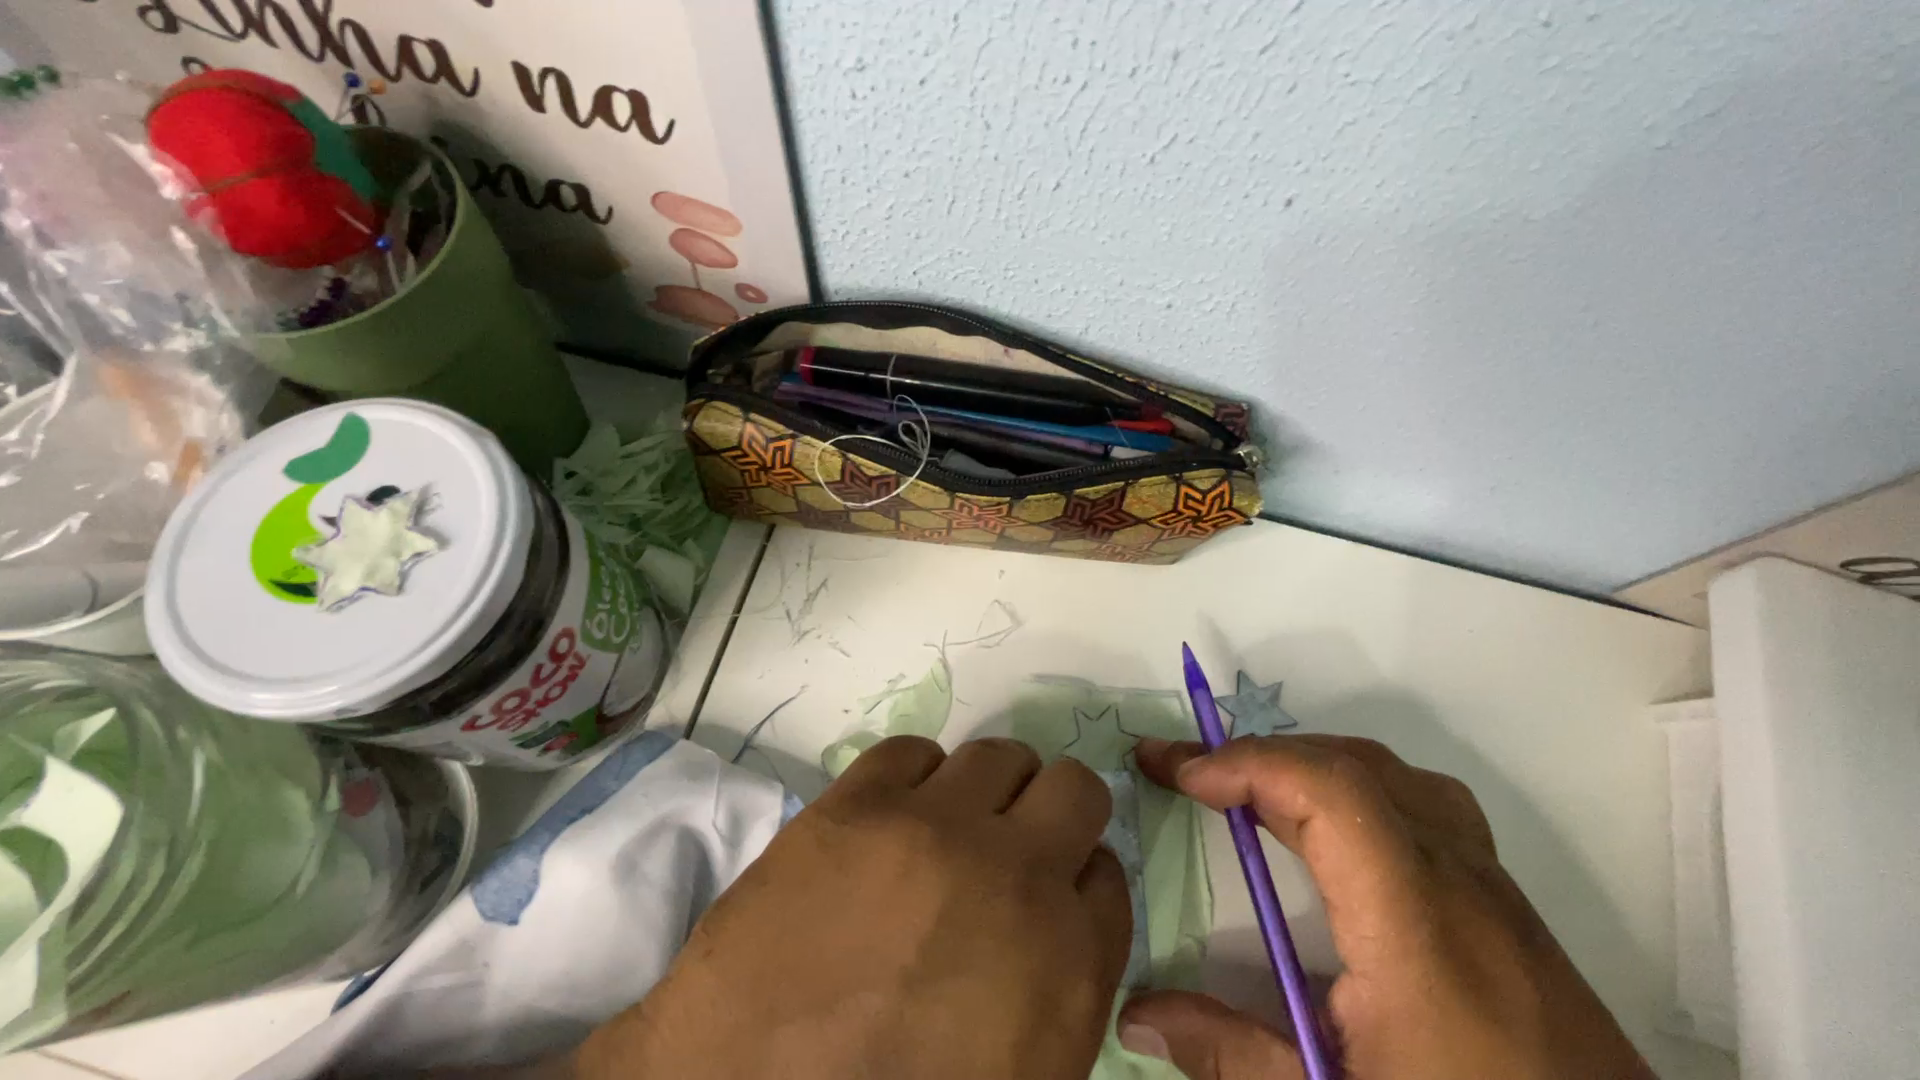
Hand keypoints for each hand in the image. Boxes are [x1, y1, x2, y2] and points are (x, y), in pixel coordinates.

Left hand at [574, 735, 1131, 1079]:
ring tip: (949, 824)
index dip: (1078, 875)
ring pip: (1000, 755)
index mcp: (1068, 961)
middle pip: (1075, 791)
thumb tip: (1066, 910)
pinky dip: (916, 776)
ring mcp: (931, 831)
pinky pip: (912, 750)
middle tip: (1009, 842)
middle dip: (1053, 813)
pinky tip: (894, 813)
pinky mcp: (853, 807)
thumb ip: (1067, 980)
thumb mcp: (1025, 1071)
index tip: (1050, 884)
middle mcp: (1014, 877)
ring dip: (988, 789)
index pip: (1108, 874)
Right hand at [1121, 735, 1654, 1079]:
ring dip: (1308, 766)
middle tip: (1185, 771)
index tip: (1178, 774)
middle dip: (1258, 755)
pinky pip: (1427, 806)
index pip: (1331, 792)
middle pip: (1356, 768)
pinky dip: (1356, 789)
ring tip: (1248, 790)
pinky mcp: (1509, 909)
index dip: (1248, 764)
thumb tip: (1135, 1014)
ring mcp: (1494, 890)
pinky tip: (1333, 837)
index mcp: (1416, 927)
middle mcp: (1461, 884)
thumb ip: (1231, 1055)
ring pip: (1397, 777)